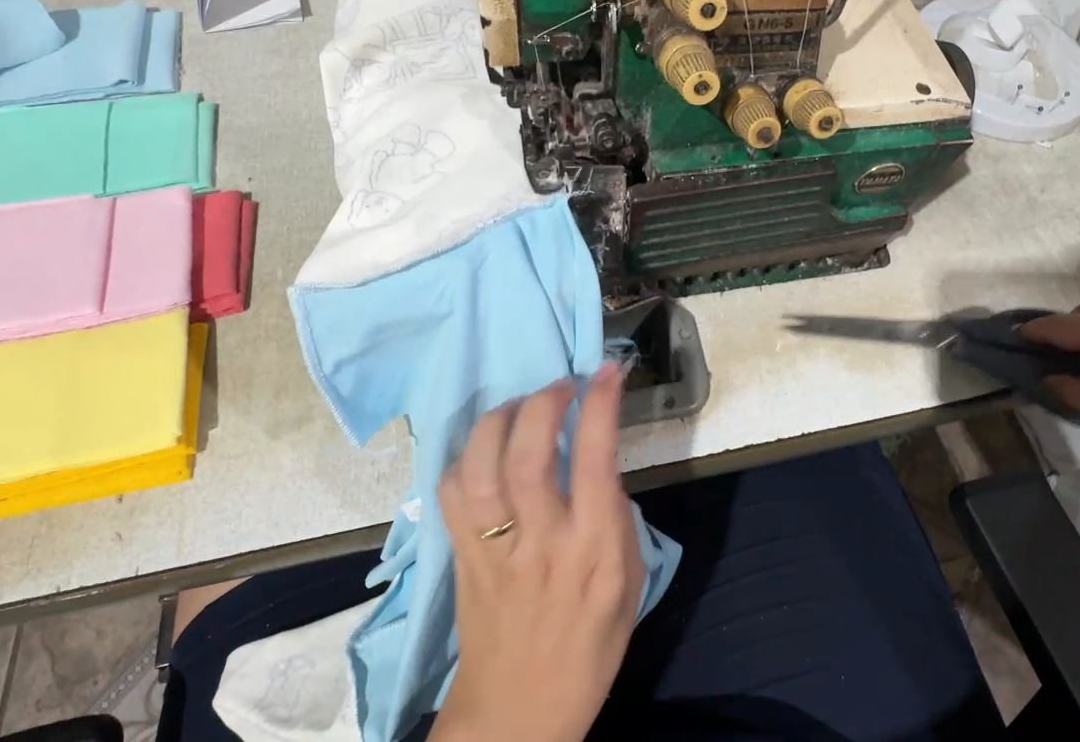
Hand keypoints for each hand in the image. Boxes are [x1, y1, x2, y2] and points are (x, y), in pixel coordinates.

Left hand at [432, 365, 642, 741]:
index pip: (595, 459)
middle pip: (528, 451)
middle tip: (560, 385)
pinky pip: (450, 491)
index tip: (606, 371)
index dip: (599, 404)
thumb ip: (616, 522)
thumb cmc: (589, 650)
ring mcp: (494, 546)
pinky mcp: (460, 555)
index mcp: (594, 550)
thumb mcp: (629, 586)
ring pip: (480, 465)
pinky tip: (484, 451)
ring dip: (499, 419)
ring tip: (519, 407)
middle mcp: (541, 541)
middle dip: (544, 400)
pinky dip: (465, 457)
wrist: (518, 713)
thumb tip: (599, 465)